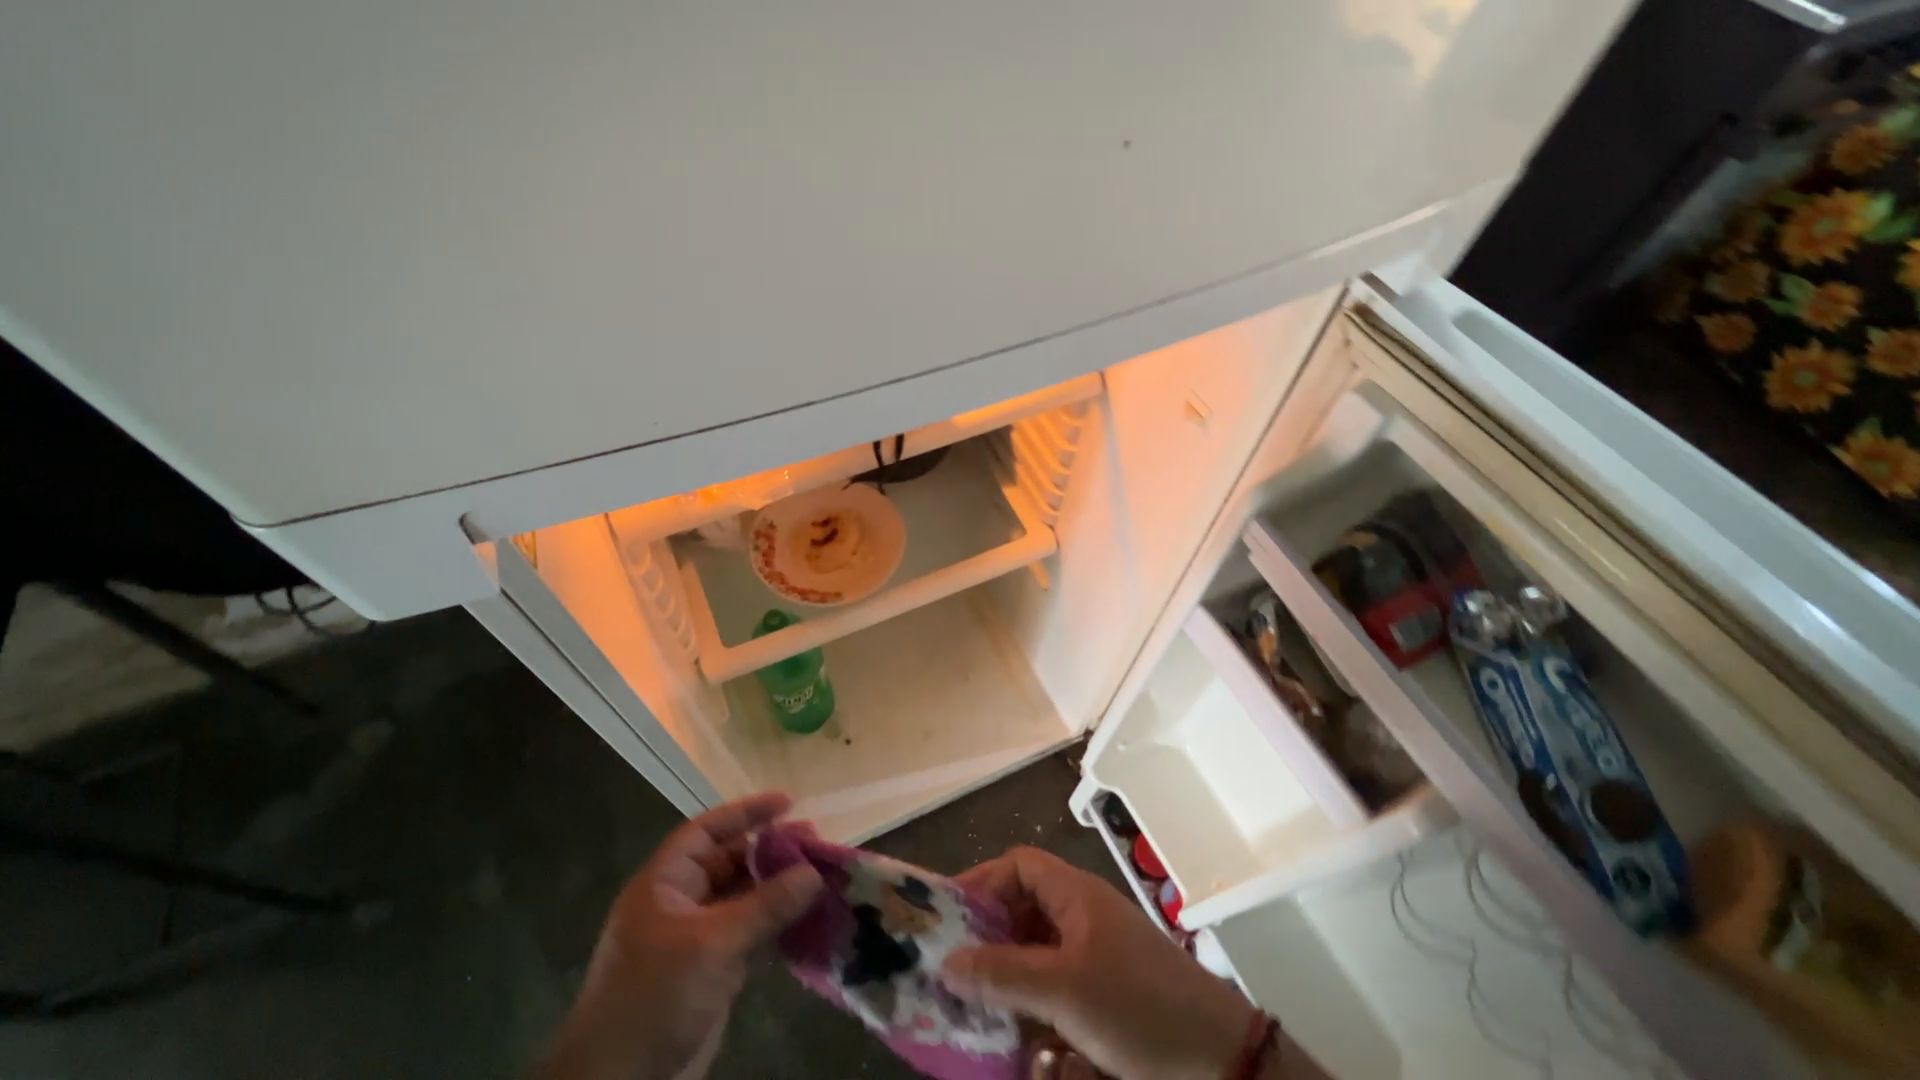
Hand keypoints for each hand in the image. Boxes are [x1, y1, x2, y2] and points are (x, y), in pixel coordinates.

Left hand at [537, 793, 822, 1079]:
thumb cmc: (655, 996)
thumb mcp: (712, 945)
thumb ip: (765, 906)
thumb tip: (813, 872)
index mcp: (664, 884)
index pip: (705, 832)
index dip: (745, 813)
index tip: (788, 803)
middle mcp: (680, 904)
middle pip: (730, 864)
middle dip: (772, 852)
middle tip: (818, 844)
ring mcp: (697, 941)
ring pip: (745, 901)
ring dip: (781, 891)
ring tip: (825, 879)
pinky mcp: (713, 973)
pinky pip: (751, 936)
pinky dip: (779, 926)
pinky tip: (812, 921)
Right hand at [941, 846, 1254, 1079]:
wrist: (1218, 1057)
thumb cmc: (1139, 1007)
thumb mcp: (1065, 990)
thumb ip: (1003, 974)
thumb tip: (946, 962)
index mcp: (1077, 896)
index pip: (1018, 866)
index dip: (980, 883)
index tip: (945, 919)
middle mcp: (1083, 918)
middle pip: (1021, 910)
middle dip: (983, 938)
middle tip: (948, 969)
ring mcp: (1095, 958)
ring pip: (1034, 955)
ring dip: (1003, 977)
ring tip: (970, 1006)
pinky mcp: (1104, 997)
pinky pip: (1053, 989)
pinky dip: (1028, 1005)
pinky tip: (1011, 1034)